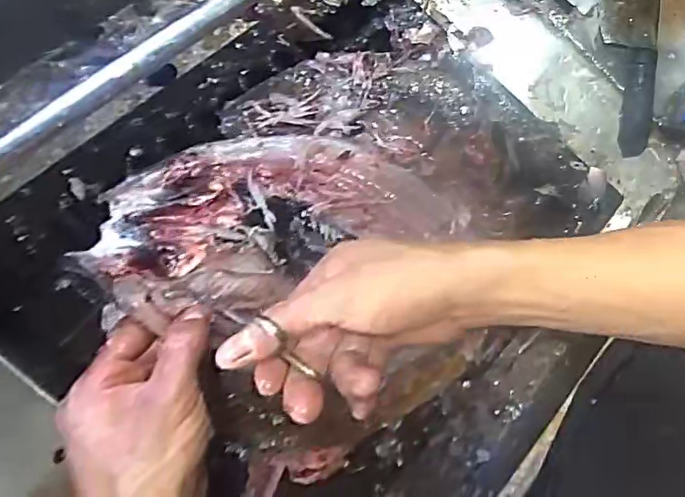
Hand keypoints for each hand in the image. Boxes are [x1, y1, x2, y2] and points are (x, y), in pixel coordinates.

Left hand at [58, 312, 211, 496]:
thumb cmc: (149, 464)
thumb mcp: (172, 391)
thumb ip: (183, 343)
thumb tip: (195, 309)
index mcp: (91, 389)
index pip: (131, 331)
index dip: (167, 314)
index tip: (199, 303)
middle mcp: (99, 401)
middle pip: (146, 350)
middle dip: (181, 338)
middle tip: (216, 324)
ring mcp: (119, 419)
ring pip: (158, 370)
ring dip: (187, 360)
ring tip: (218, 347)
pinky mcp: (141, 432)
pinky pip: (164, 392)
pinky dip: (186, 381)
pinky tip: (209, 374)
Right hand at [213, 239, 481, 424]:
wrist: (459, 292)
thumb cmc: (396, 287)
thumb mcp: (337, 301)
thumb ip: (285, 324)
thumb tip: (225, 350)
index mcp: (328, 275)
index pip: (285, 317)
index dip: (271, 353)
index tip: (265, 388)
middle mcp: (343, 293)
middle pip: (308, 342)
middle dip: (307, 376)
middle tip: (306, 410)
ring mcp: (365, 315)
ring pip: (335, 359)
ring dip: (344, 379)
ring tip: (363, 388)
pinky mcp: (386, 335)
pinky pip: (361, 364)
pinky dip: (362, 381)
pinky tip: (370, 394)